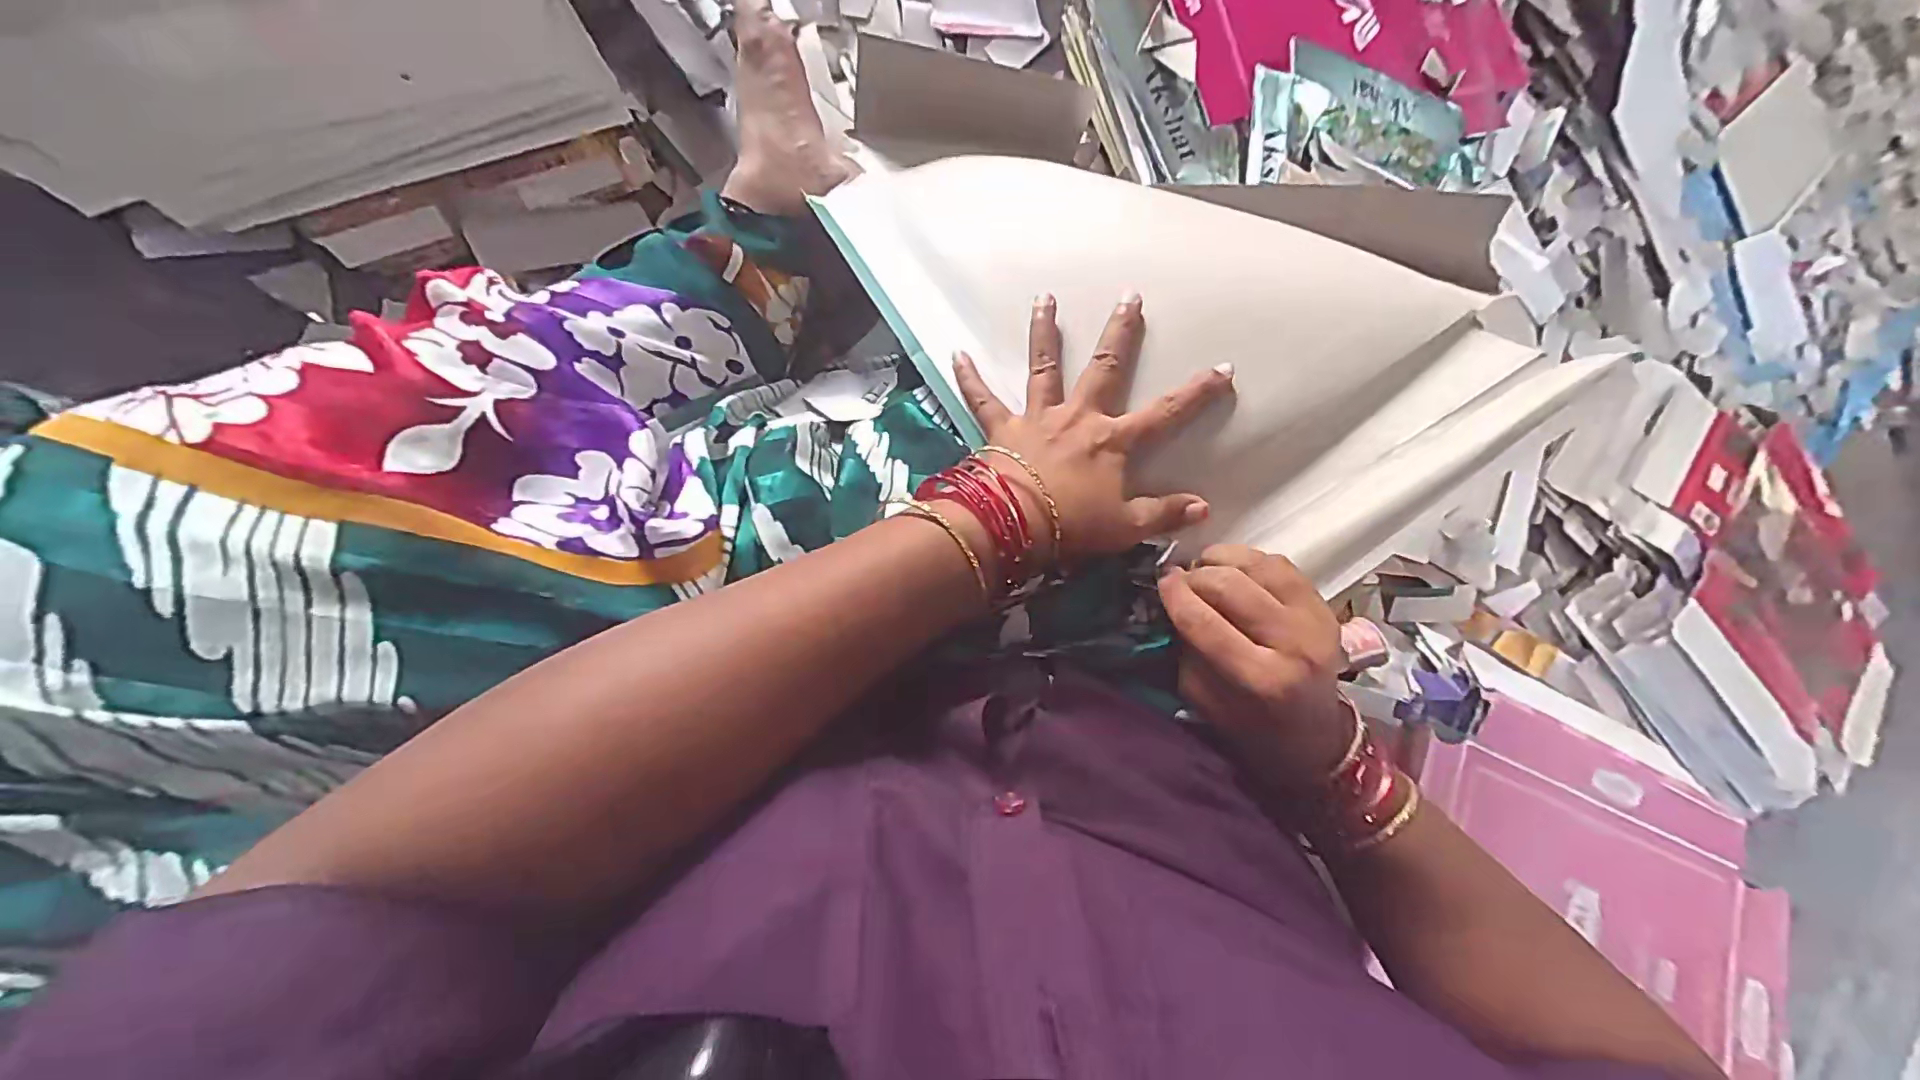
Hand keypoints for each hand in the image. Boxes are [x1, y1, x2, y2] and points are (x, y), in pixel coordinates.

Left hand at [950, 292, 1234, 560]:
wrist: (1014, 525)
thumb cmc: (1071, 526)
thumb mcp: (1125, 528)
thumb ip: (1164, 514)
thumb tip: (1204, 508)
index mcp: (1112, 442)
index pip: (1166, 413)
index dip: (1197, 393)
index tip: (1223, 368)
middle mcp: (1077, 418)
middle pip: (1105, 368)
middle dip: (1120, 332)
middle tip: (1129, 296)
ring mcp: (1038, 418)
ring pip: (1044, 366)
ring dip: (1045, 331)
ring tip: (1045, 298)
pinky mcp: (1001, 428)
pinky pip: (983, 398)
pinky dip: (969, 377)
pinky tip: (957, 353)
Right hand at [1157, 545, 1353, 793]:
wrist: (1313, 734)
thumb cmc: (1249, 724)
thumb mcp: (1203, 698)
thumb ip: (1186, 650)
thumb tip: (1171, 601)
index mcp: (1262, 679)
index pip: (1205, 623)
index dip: (1175, 595)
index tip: (1160, 582)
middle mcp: (1295, 644)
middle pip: (1230, 586)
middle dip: (1195, 576)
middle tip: (1179, 580)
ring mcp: (1315, 621)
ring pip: (1257, 566)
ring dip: (1221, 561)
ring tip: (1204, 570)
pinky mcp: (1324, 606)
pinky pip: (1279, 564)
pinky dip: (1248, 560)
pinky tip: (1233, 570)